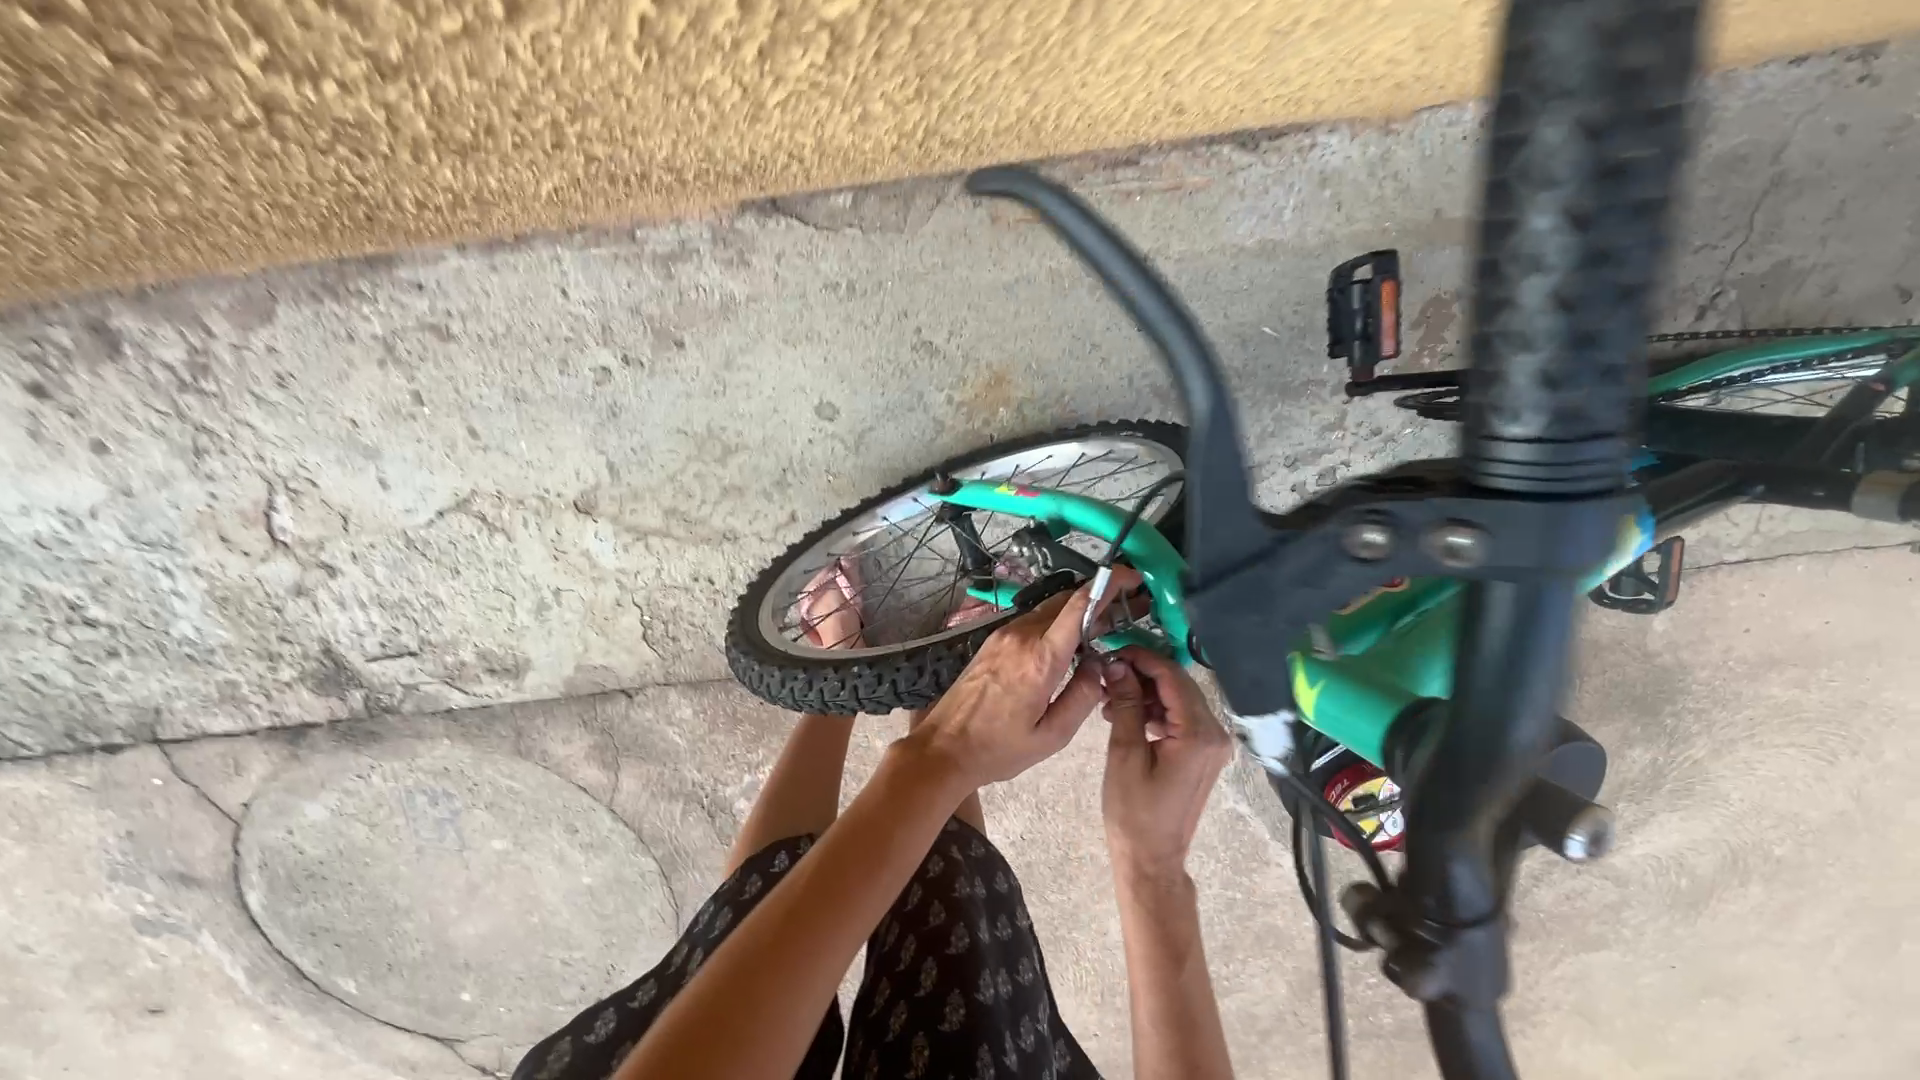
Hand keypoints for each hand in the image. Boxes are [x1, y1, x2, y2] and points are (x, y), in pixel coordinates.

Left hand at [902, 581, 1132, 789]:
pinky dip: (1054, 624)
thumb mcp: (1051, 735)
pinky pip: (1031, 622)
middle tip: (1124, 609)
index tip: (1131, 576)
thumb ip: (1083, 697)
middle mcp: (1021, 636)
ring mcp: (1003, 635)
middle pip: (1065, 601)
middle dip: (1097, 598)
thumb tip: (1101, 665)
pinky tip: (1065, 644)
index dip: (1107, 584)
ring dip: (1075, 612)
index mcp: (1040, 659)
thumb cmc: (998, 749)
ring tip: (1099, 629)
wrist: (944, 747)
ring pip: (1048, 610)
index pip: (1078, 606)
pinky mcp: (993, 641)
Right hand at [1100, 646, 1233, 880]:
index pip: (1172, 677)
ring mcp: (1213, 745)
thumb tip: (1118, 665)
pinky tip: (1125, 715)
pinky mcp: (1204, 754)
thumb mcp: (1124, 753)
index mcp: (1199, 733)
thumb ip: (1126, 703)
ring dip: (1145, 693)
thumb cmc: (1133, 812)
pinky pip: (1180, 718)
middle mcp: (1215, 733)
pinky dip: (1154, 711)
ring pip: (1178, 700)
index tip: (1112, 651)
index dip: (1142, 658)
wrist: (1151, 858)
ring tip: (1110, 701)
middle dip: (1142, 675)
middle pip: (1178, 685)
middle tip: (1106, 676)